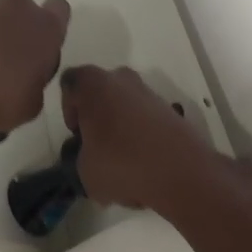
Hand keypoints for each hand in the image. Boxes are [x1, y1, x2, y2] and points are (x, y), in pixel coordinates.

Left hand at [0, 0, 69, 138]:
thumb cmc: (2, 98)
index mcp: (45, 27)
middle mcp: (18, 7)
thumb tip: (26, 77)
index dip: (51, 24)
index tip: (42, 44)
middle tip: (11, 58)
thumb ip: (36, 80)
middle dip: (18, 26)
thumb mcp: (33, 102)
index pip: (59, 9)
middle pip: (24, 8)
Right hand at [60, 65, 203, 208]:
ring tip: (125, 161)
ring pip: (125, 105)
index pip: (69, 84)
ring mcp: (148, 92)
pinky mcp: (171, 110)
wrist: (183, 173)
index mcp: (92, 83)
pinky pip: (147, 119)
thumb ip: (79, 159)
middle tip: (98, 147)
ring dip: (121, 127)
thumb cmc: (122, 163)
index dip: (69, 110)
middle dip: (97, 117)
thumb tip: (89, 159)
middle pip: (99, 92)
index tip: (78, 136)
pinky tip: (146, 165)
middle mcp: (119, 78)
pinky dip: (143, 136)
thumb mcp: (84, 172)